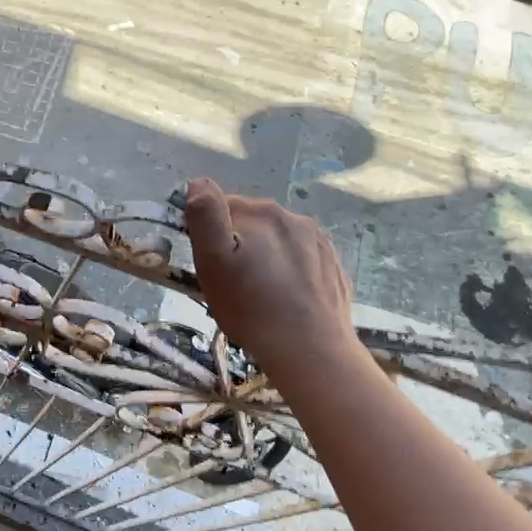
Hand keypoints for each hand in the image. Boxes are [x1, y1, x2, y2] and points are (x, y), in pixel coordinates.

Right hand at [180, 177, 360, 377]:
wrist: (309, 348)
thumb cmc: (250, 306)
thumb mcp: (213, 262)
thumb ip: (205, 216)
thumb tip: (199, 182)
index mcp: (261, 213)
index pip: (221, 207)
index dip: (208, 234)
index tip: (208, 264)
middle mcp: (293, 217)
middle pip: (250, 223)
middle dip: (237, 244)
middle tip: (230, 283)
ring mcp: (318, 241)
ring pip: (276, 241)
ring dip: (263, 257)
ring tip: (257, 294)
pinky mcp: (333, 266)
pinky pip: (299, 260)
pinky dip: (287, 272)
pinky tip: (282, 299)